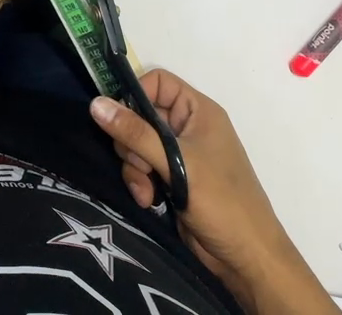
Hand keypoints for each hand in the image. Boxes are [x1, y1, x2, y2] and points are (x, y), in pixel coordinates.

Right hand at [90, 69, 332, 314]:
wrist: (246, 260)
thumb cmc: (222, 202)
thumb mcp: (176, 163)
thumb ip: (135, 132)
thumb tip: (95, 103)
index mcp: (198, 111)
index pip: (157, 82)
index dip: (134, 95)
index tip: (118, 117)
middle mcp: (187, 127)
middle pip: (139, 114)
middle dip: (131, 142)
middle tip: (138, 163)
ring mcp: (179, 154)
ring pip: (136, 142)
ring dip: (134, 166)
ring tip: (145, 190)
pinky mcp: (171, 178)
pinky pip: (141, 166)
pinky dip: (139, 181)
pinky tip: (147, 199)